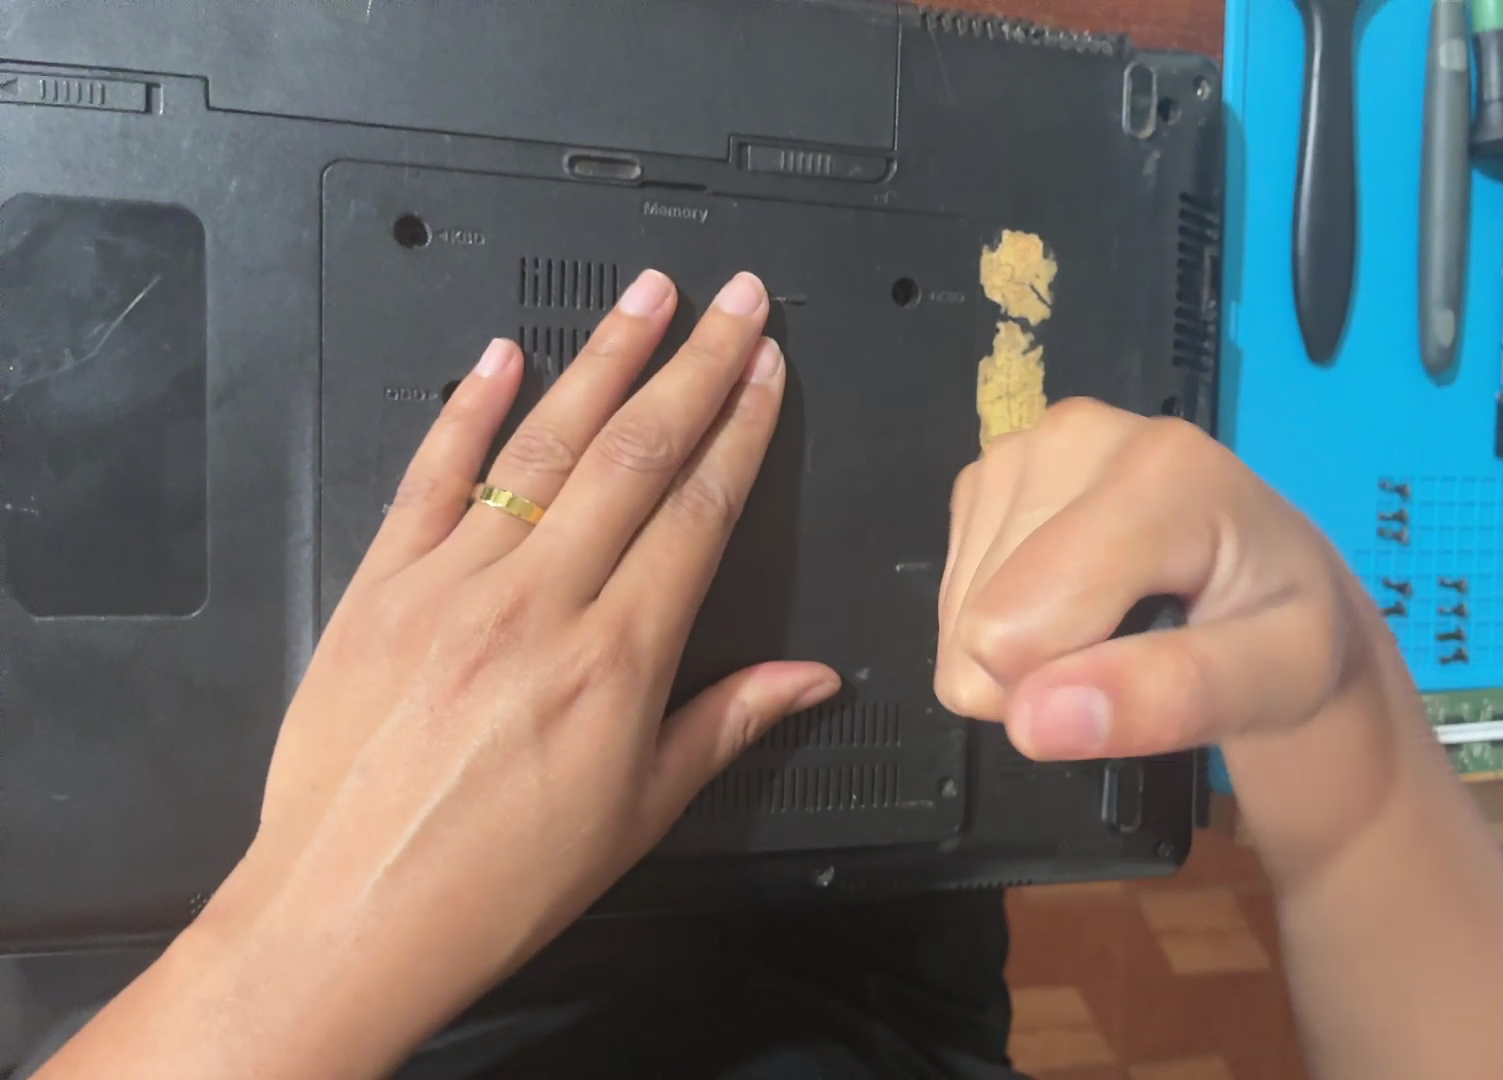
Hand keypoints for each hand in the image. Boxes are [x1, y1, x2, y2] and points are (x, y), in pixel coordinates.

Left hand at [191, 270, 838, 1072]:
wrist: (345, 924)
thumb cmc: (511, 874)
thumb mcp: (647, 806)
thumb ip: (735, 719)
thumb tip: (817, 678)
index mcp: (619, 656)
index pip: (699, 511)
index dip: (742, 430)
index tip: (767, 369)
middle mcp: (540, 600)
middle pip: (636, 455)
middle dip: (697, 367)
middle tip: (734, 301)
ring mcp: (453, 583)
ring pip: (544, 446)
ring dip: (605, 361)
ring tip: (647, 297)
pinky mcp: (379, 587)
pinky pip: (428, 479)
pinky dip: (467, 409)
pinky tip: (503, 353)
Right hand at [935, 399, 1414, 877]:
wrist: (1261, 574)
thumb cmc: (1280, 629)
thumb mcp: (1276, 681)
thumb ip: (1170, 698)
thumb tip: (1031, 719)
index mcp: (1157, 471)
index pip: (1020, 625)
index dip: (1062, 690)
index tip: (1137, 680)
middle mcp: (1072, 435)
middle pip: (979, 621)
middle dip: (1038, 670)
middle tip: (1126, 651)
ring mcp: (1020, 448)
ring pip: (957, 612)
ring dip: (1022, 647)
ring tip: (1104, 622)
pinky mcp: (987, 474)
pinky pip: (950, 592)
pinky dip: (1001, 617)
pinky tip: (1064, 596)